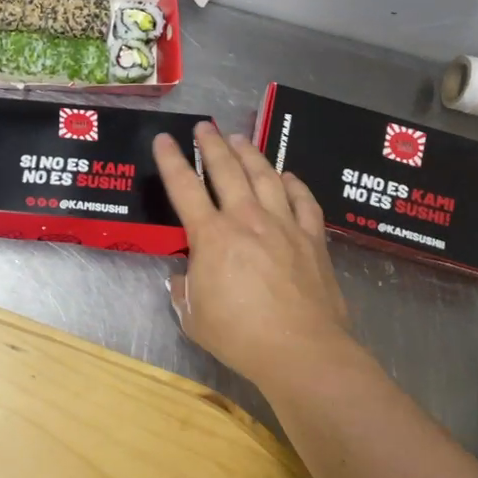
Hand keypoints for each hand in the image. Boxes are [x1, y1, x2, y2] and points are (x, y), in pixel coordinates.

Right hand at [152, 123, 351, 387]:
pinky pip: (304, 200)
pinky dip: (293, 184)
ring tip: (240, 139)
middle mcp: (247, 219)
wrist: (302, 351)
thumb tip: (185, 276)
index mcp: (212, 236)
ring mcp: (284, 225)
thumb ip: (185, 290)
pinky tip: (287, 176)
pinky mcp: (313, 239)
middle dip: (212, 144)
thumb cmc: (240, 337)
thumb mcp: (193, 317)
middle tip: (204, 126)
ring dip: (250, 154)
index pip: (185, 187)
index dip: (171, 160)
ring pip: (266, 176)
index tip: (164, 139)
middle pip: (227, 170)